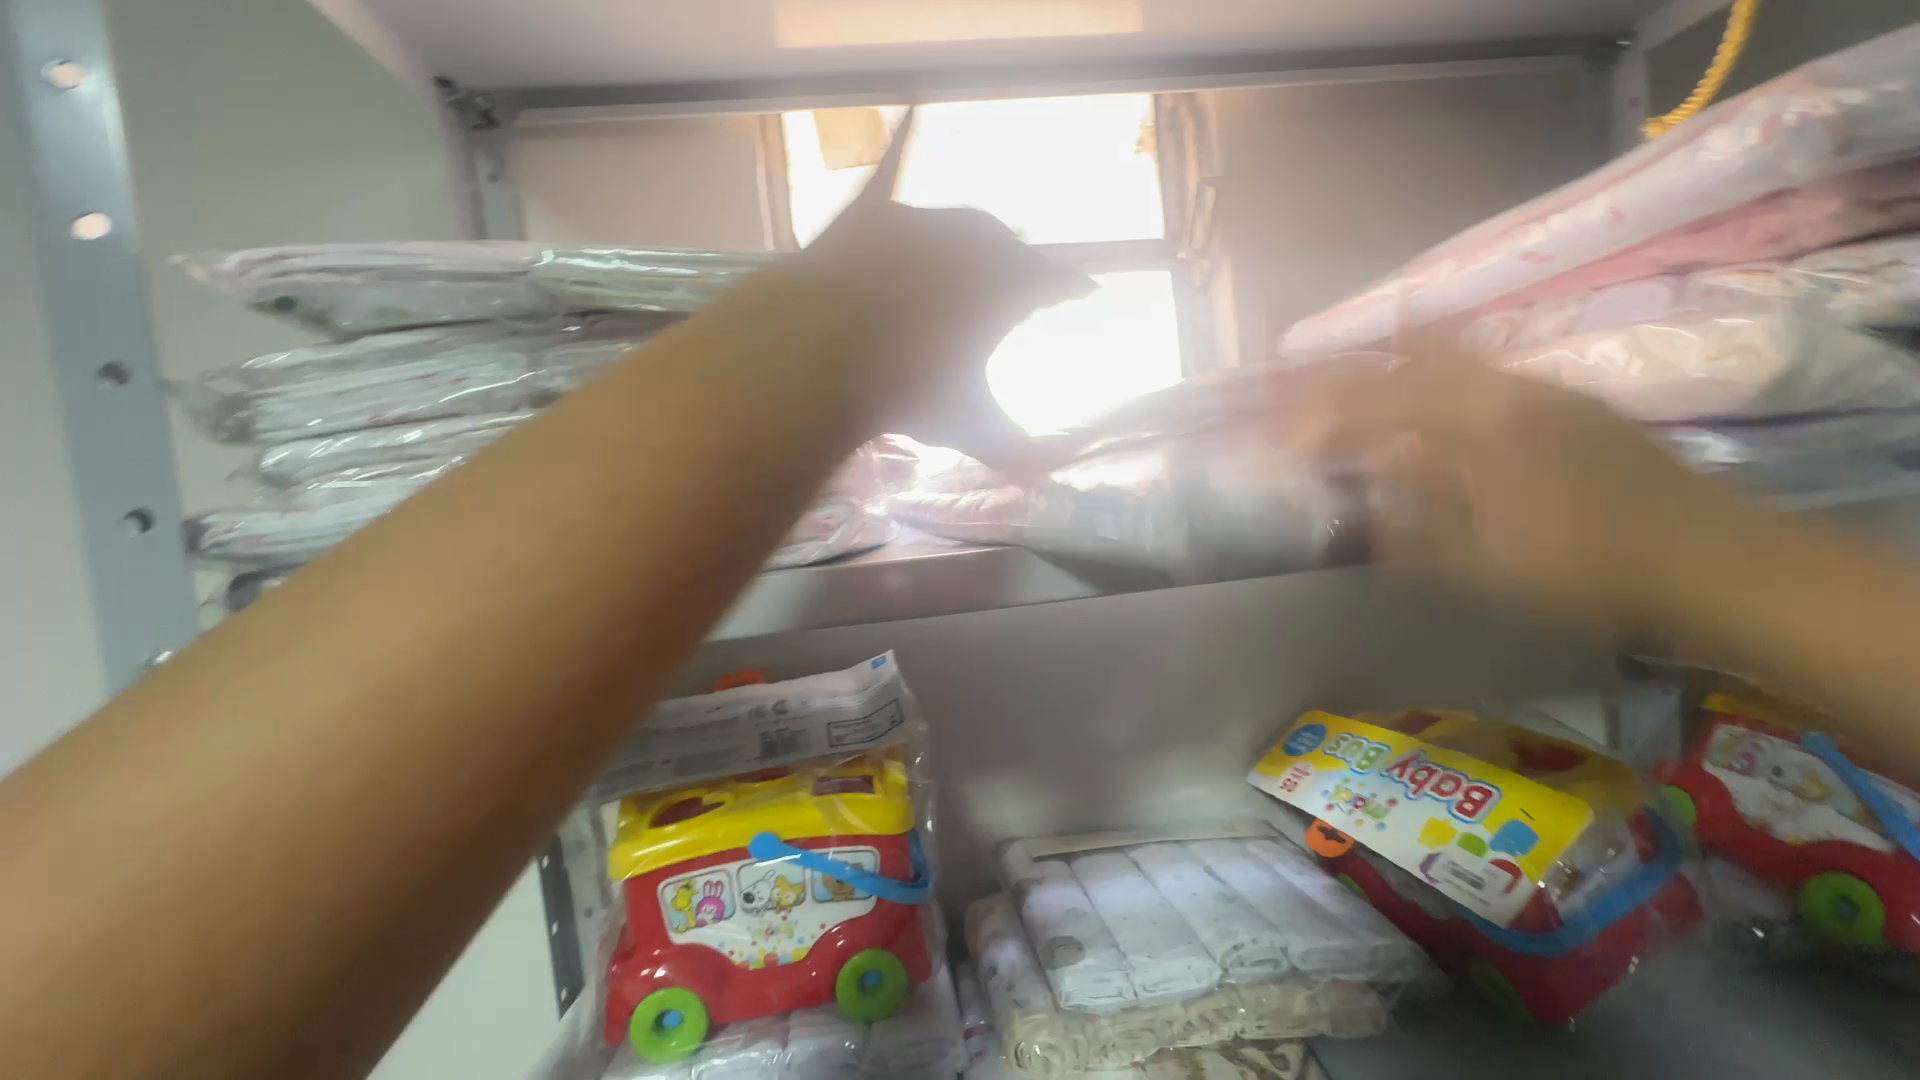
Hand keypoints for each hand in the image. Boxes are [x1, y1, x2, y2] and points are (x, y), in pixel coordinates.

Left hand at [769, 108, 1092, 467]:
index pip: (1056, 282)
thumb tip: (1038, 472)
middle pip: (1007, 248)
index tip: (1086, 292)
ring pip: (956, 225)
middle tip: (1020, 281)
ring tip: (972, 252)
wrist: (819, 350)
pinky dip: (904, 151)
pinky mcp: (866, 217)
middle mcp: (972, 242)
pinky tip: (911, 117)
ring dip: (970, 240)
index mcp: (1008, 285)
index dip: (1072, 289)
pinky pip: (891, 177)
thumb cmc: (908, 388)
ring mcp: (919, 223)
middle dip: (1018, 264)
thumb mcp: (964, 423)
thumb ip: (1006, 444)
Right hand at [1280, 352, 1761, 628]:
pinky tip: (1410, 396)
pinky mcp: (1560, 405)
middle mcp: (1506, 389)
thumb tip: (1356, 503)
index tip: (1276, 439)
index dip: (1317, 419)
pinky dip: (1425, 375)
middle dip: (1336, 377)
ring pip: (1440, 361)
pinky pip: (1472, 375)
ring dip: (1379, 370)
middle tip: (1285, 388)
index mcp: (1480, 424)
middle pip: (1400, 365)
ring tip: (1330, 378)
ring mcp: (1539, 390)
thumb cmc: (1588, 569)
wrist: (1713, 559)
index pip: (1376, 406)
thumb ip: (1411, 527)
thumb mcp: (1484, 563)